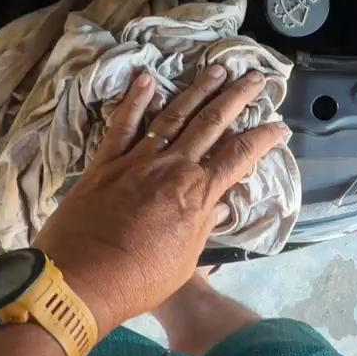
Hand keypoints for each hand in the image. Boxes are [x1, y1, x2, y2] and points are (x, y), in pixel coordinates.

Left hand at [33, 66, 289, 327]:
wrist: (76, 285)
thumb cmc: (137, 280)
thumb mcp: (185, 261)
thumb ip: (203, 228)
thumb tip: (220, 207)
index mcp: (198, 192)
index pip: (240, 155)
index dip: (263, 138)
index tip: (279, 127)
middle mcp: (173, 167)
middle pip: (213, 122)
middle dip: (237, 97)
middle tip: (255, 77)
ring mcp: (138, 161)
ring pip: (174, 115)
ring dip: (198, 90)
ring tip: (217, 70)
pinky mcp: (105, 163)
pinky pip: (123, 125)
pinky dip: (135, 101)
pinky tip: (147, 79)